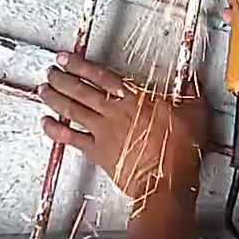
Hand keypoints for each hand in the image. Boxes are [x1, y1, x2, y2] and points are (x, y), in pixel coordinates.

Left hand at [38, 55, 207, 201]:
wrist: (166, 180)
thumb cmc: (179, 150)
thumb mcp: (194, 114)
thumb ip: (190, 94)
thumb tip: (193, 80)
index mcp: (134, 98)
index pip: (101, 75)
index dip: (81, 65)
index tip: (67, 58)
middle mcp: (114, 111)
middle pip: (80, 89)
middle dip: (62, 78)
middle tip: (51, 70)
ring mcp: (103, 132)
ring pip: (72, 110)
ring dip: (55, 98)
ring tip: (44, 89)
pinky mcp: (98, 152)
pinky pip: (71, 138)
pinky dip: (55, 130)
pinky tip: (45, 123)